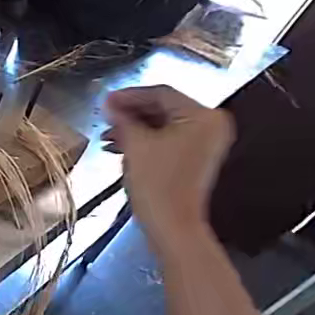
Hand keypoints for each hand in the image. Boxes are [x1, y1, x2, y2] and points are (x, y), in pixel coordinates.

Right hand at [102, 85, 233, 246]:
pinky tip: (119, 146)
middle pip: (163, 107)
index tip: (104, 100)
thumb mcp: (135, 144)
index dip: (129, 95)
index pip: (161, 93)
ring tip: (107, 135)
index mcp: (203, 116)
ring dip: (134, 126)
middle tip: (104, 115)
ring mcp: (205, 141)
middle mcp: (210, 124)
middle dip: (130, 112)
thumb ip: (122, 118)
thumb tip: (109, 103)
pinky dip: (144, 138)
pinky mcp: (195, 155)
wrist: (171, 220)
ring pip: (163, 123)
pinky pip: (167, 137)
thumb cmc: (156, 181)